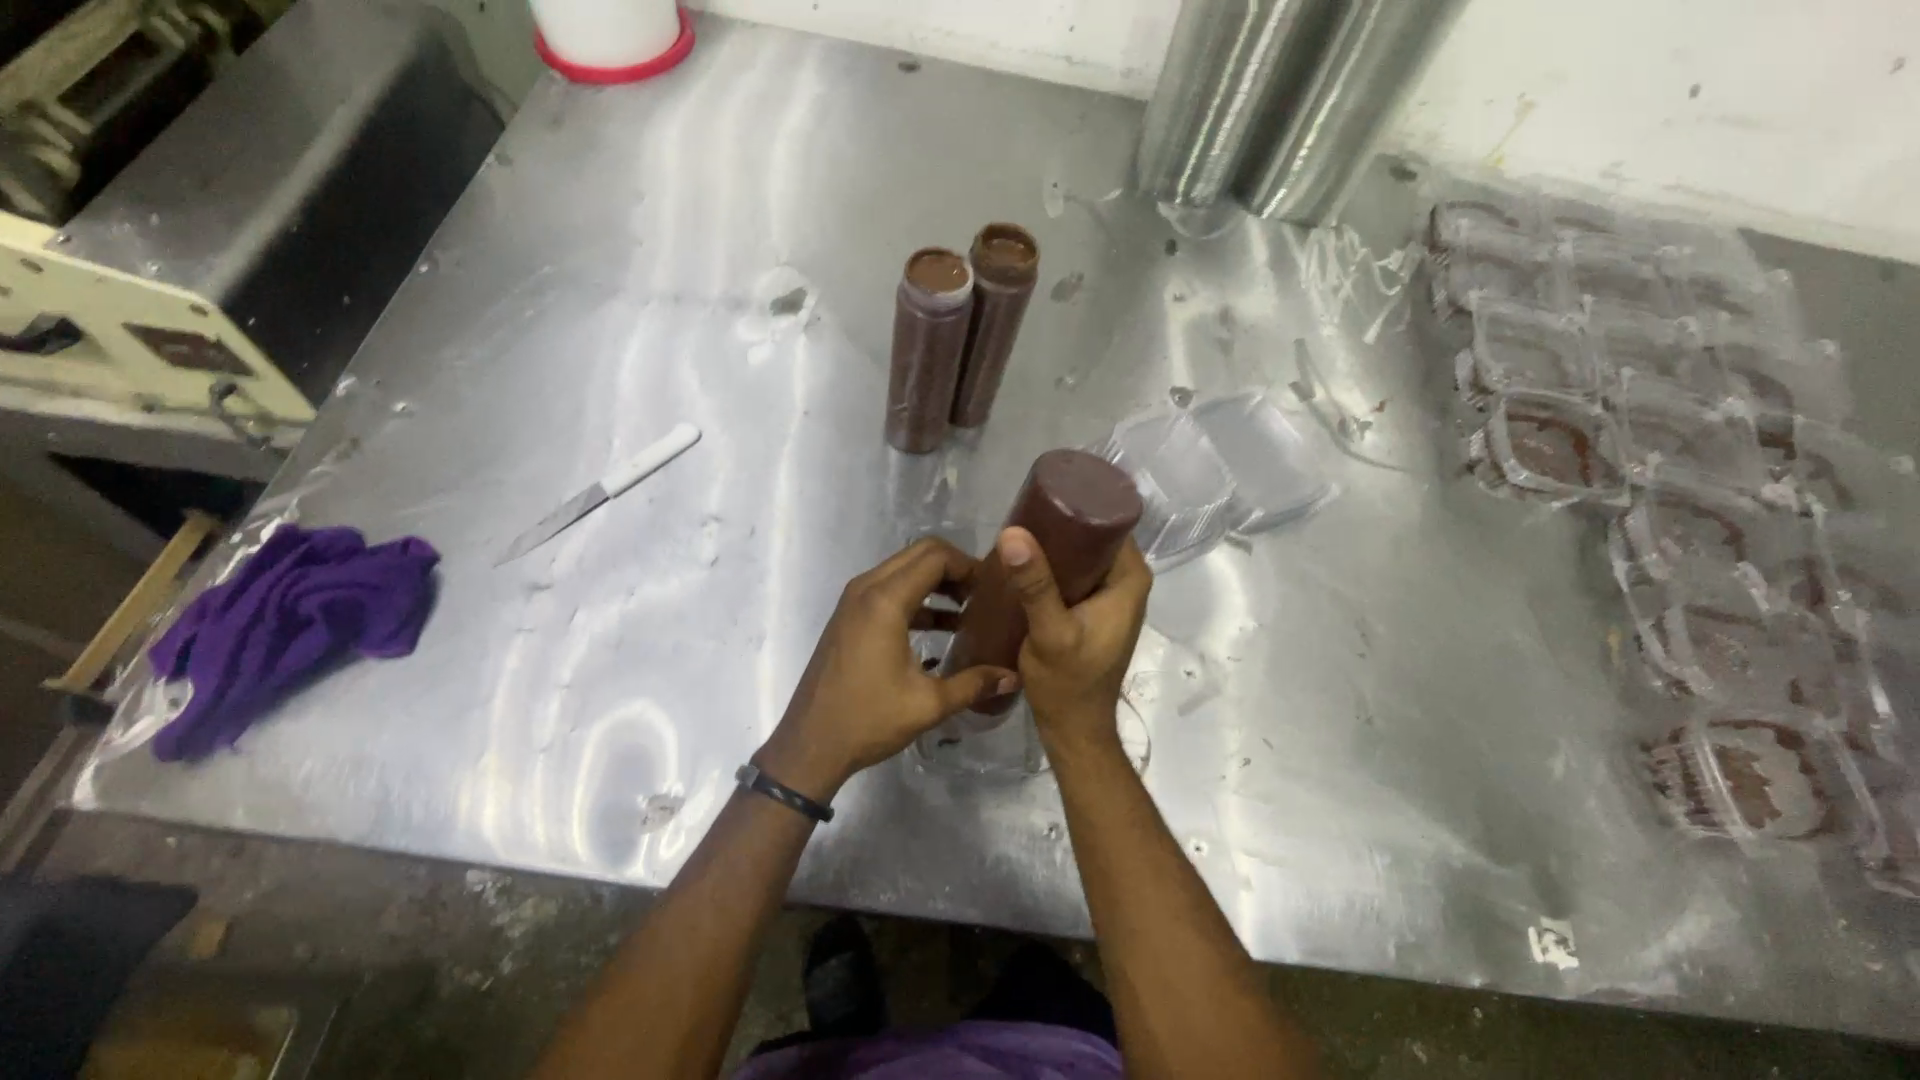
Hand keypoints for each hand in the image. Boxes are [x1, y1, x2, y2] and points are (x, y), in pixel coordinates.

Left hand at [758, 538, 1020, 800]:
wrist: (810, 744)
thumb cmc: (868, 719)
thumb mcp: (928, 704)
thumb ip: (974, 684)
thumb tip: (1014, 678)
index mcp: (885, 601)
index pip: (935, 557)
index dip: (968, 565)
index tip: (994, 588)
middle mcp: (866, 589)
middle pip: (919, 555)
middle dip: (954, 568)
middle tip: (984, 596)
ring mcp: (853, 602)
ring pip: (902, 571)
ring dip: (936, 582)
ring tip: (969, 611)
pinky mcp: (849, 617)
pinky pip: (888, 590)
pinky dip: (916, 598)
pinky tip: (942, 627)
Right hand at [996, 527, 1151, 756]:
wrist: (1072, 728)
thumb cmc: (1068, 683)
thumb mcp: (1050, 631)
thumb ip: (1035, 585)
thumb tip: (1013, 533)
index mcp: (1130, 579)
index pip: (1110, 522)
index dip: (1077, 505)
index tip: (1040, 500)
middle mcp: (1128, 583)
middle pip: (1094, 536)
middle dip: (1059, 525)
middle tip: (1020, 519)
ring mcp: (1111, 598)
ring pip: (1082, 555)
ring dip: (1054, 546)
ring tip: (1017, 538)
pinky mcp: (1093, 611)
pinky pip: (1075, 574)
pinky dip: (1054, 567)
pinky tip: (1024, 565)